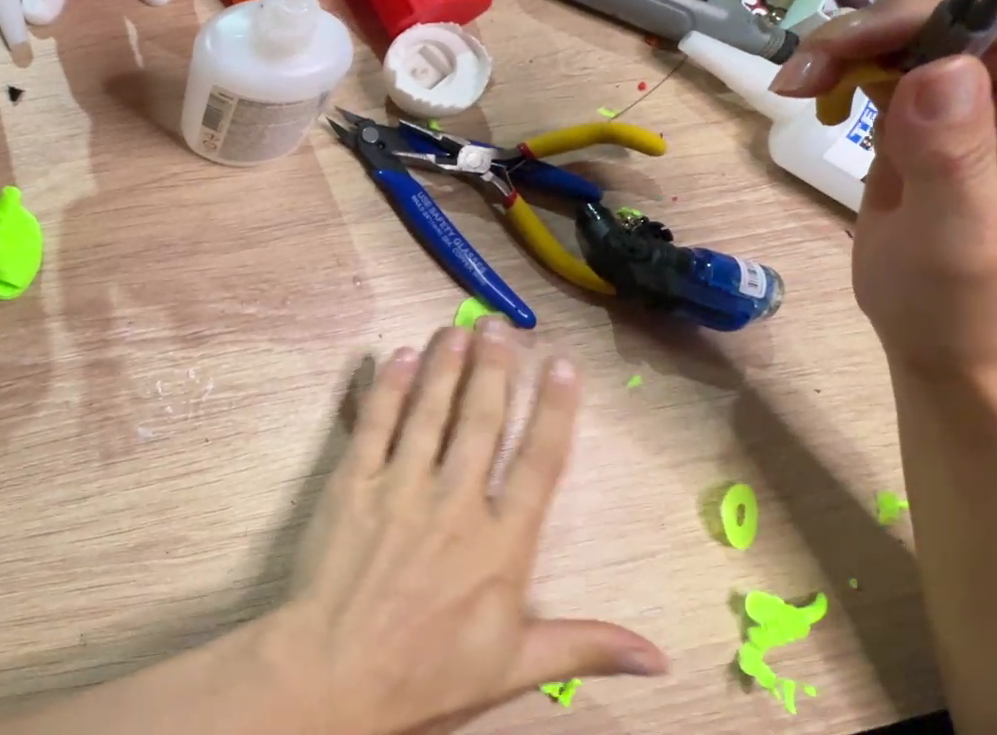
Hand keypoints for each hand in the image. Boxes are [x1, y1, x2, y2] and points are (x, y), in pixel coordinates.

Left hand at [275, 325, 666, 734]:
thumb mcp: (514, 666)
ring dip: (444, 365)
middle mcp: (454, 503)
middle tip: (500, 326)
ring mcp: (399, 486)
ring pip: (429, 412)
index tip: (561, 365)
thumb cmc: (427, 671)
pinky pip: (374, 424)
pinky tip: (396, 356)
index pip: (538, 463)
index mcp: (501, 545)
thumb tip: (660, 656)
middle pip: (481, 422)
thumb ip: (584, 647)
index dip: (553, 410)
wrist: (336, 664)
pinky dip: (387, 388)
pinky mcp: (352, 481)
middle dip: (493, 369)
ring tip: (458, 328)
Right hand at [769, 0, 996, 385]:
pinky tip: (814, 95)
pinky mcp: (941, 118)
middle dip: (882, 29)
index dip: (945, 14)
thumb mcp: (963, 241)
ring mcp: (996, 106)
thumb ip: (955, 157)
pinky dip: (846, 70)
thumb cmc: (971, 308)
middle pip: (975, 18)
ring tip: (795, 85)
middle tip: (800, 69)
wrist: (950, 348)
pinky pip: (896, 66)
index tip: (848, 44)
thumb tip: (936, 68)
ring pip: (926, 34)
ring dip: (851, 47)